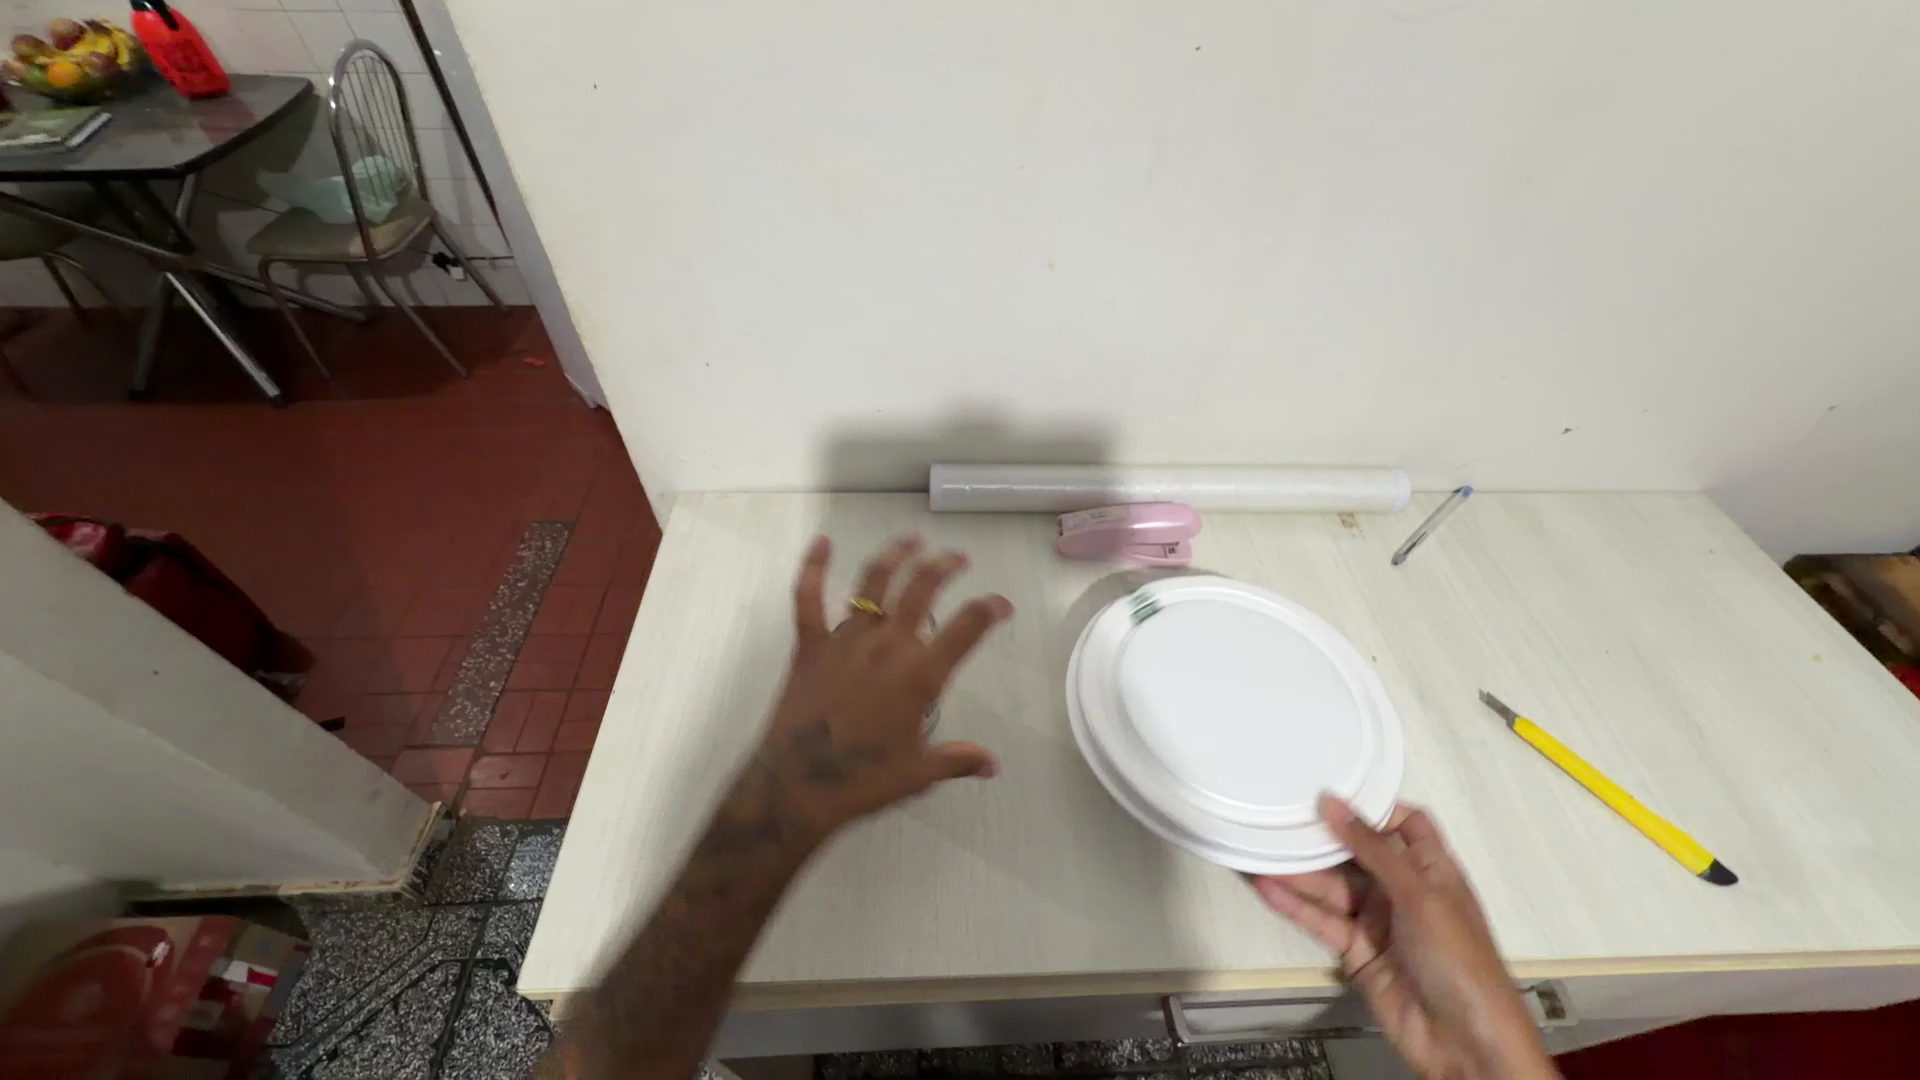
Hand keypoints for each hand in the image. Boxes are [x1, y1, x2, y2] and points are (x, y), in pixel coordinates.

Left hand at [755, 533, 1013, 841]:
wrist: (797, 788)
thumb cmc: (863, 782)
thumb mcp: (919, 773)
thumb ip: (958, 760)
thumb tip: (992, 764)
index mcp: (920, 675)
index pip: (968, 627)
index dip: (991, 609)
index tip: (1002, 604)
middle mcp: (888, 646)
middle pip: (922, 588)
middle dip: (945, 566)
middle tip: (959, 558)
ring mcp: (846, 641)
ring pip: (874, 582)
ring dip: (896, 555)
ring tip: (913, 538)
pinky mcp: (811, 646)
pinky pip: (808, 598)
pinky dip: (814, 567)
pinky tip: (822, 541)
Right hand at [1251, 797, 1560, 1079]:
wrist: (1466, 1047)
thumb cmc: (1461, 963)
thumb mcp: (1419, 895)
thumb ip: (1372, 847)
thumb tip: (1333, 802)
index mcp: (1431, 870)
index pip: (1404, 824)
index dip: (1373, 807)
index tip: (1332, 792)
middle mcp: (1403, 890)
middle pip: (1356, 852)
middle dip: (1322, 836)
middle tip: (1281, 813)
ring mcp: (1377, 920)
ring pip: (1331, 885)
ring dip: (1298, 870)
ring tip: (1260, 848)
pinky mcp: (1355, 949)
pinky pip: (1320, 919)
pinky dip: (1293, 904)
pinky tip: (1266, 887)